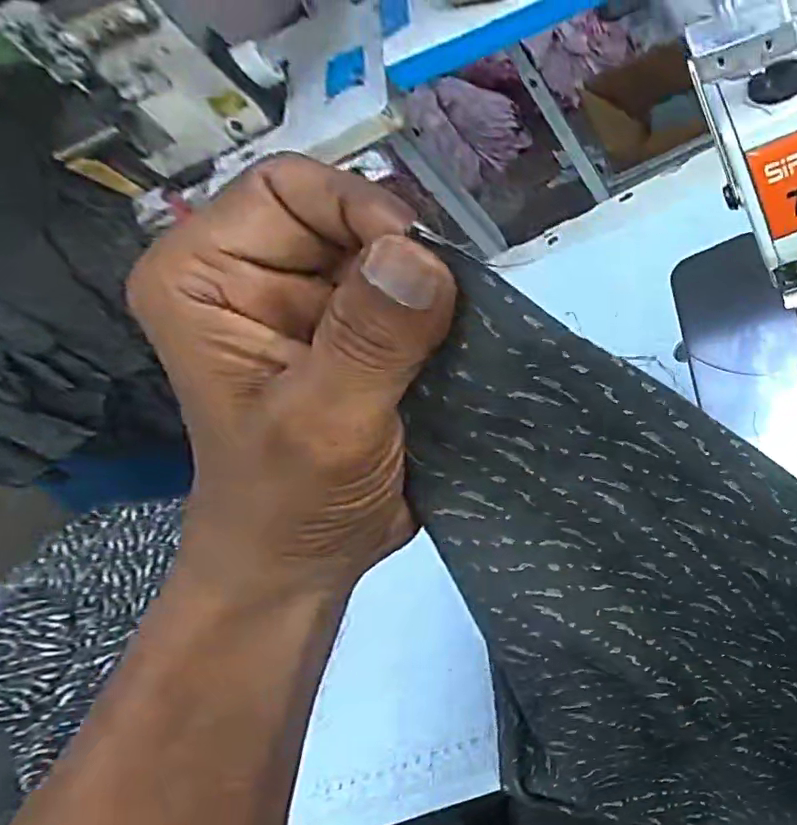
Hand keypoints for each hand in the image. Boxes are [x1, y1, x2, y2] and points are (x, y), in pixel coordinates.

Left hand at [127, 155, 455, 594]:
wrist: (313, 556)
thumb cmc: (294, 494)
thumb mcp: (328, 416)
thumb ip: (369, 339)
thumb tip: (423, 258)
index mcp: (214, 279)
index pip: (291, 193)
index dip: (365, 214)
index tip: (431, 269)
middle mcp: (267, 284)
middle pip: (352, 226)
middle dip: (414, 259)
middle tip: (468, 308)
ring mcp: (326, 319)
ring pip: (399, 270)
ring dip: (446, 298)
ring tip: (479, 336)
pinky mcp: (376, 352)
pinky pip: (426, 316)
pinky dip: (459, 328)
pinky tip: (479, 353)